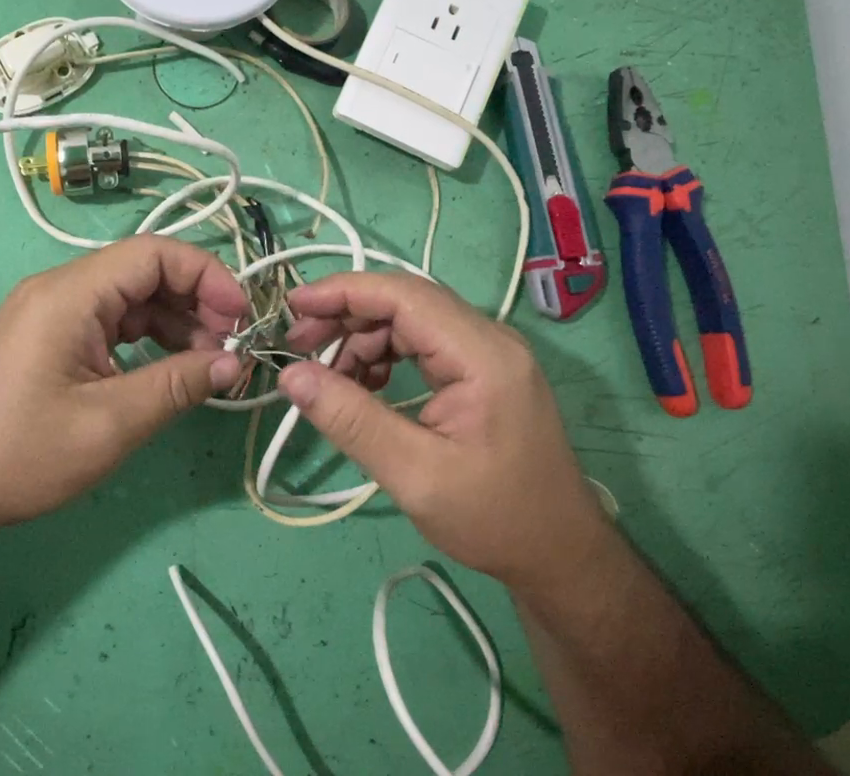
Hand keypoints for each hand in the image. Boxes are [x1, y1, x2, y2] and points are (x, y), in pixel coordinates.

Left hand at [0, 236, 247, 537]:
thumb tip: (234, 362)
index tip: (241, 318)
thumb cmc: (21, 455)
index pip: (153, 253)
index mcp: (68, 294)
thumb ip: (177, 385)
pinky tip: (169, 369)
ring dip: (174, 323)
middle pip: (142, 271)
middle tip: (229, 348)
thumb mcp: (110, 424)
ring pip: (129, 298)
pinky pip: (109, 322)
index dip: (206, 276)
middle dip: (195, 302)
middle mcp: (58, 289)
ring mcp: (50, 313)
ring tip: (207, 364)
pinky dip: (145, 339)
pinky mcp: (48, 338)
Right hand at [278, 272, 609, 592]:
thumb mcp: (414, 474)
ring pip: (410, 321)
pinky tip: (362, 386)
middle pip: (405, 301)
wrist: (559, 555)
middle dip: (346, 316)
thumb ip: (351, 419)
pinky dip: (383, 356)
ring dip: (361, 338)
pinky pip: (423, 344)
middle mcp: (489, 340)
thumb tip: (290, 375)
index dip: (343, 292)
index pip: (404, 295)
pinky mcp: (482, 372)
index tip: (292, 307)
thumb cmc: (494, 518)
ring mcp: (488, 354)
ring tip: (325, 377)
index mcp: (482, 356)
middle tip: (297, 346)